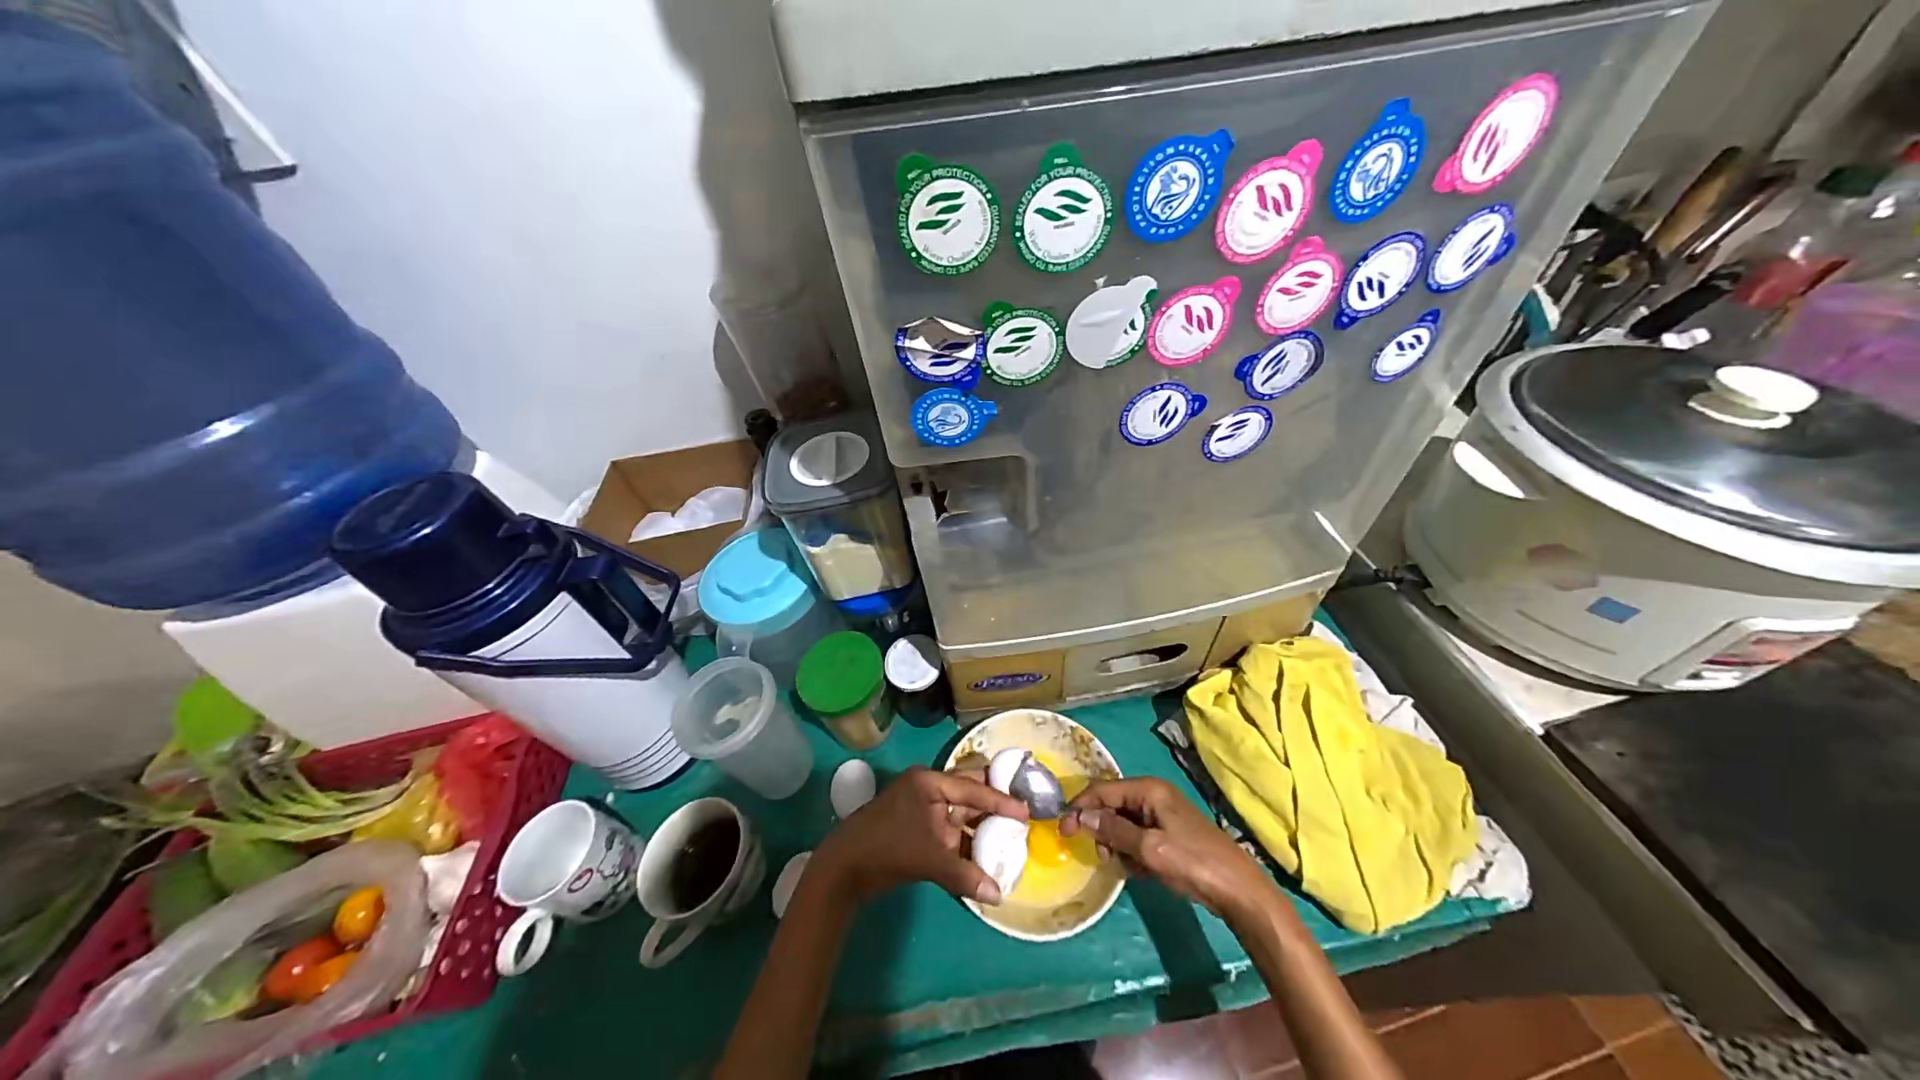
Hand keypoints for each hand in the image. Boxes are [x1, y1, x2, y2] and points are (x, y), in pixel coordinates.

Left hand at [811, 766, 1028, 907]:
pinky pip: (948, 829)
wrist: (843, 868)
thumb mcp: (930, 860)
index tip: (1026, 812)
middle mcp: (926, 789)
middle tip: (1021, 818)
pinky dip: (964, 841)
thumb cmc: (887, 850)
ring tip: (1008, 838)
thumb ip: (965, 875)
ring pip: (958, 814)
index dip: (1000, 802)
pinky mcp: (916, 827)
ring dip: (979, 827)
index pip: (973, 789)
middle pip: (967, 795)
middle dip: (992, 808)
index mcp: (928, 783)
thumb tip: (998, 895)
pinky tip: (983, 854)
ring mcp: (920, 808)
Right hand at [1060, 777, 1276, 920]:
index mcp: (1150, 790)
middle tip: (1102, 856)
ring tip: (1125, 866)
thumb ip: (1114, 830)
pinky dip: (1132, 853)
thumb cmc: (1193, 863)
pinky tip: (1140, 871)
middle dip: (1101, 829)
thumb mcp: (1149, 848)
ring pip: (1122, 824)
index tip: (1063, 831)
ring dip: (1117, 845)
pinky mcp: (1168, 836)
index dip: (1081, 807)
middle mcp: (1154, 796)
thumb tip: (1082, 816)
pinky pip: (1137, 839)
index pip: (1103, 790)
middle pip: (1111, 806)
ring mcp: (1162, 817)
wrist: (1239, 891)